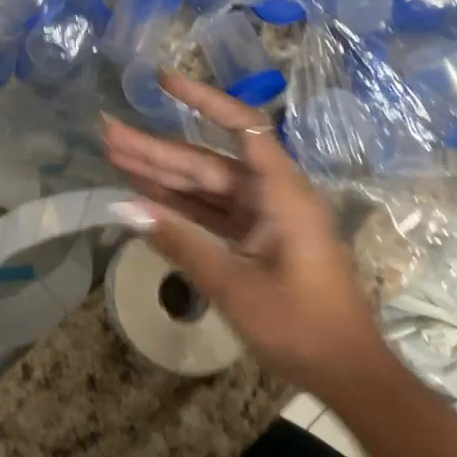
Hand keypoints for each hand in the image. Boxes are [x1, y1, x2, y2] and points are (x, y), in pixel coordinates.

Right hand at [103, 72, 394, 400]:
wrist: (349, 375)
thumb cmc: (301, 325)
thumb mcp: (235, 285)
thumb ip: (179, 241)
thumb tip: (124, 208)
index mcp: (281, 191)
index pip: (241, 125)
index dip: (201, 98)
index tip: (162, 81)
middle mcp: (271, 194)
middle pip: (207, 160)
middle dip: (156, 148)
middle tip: (108, 131)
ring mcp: (263, 218)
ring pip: (203, 186)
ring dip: (160, 174)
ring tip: (112, 155)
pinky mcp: (256, 240)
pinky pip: (210, 212)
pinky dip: (178, 206)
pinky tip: (141, 194)